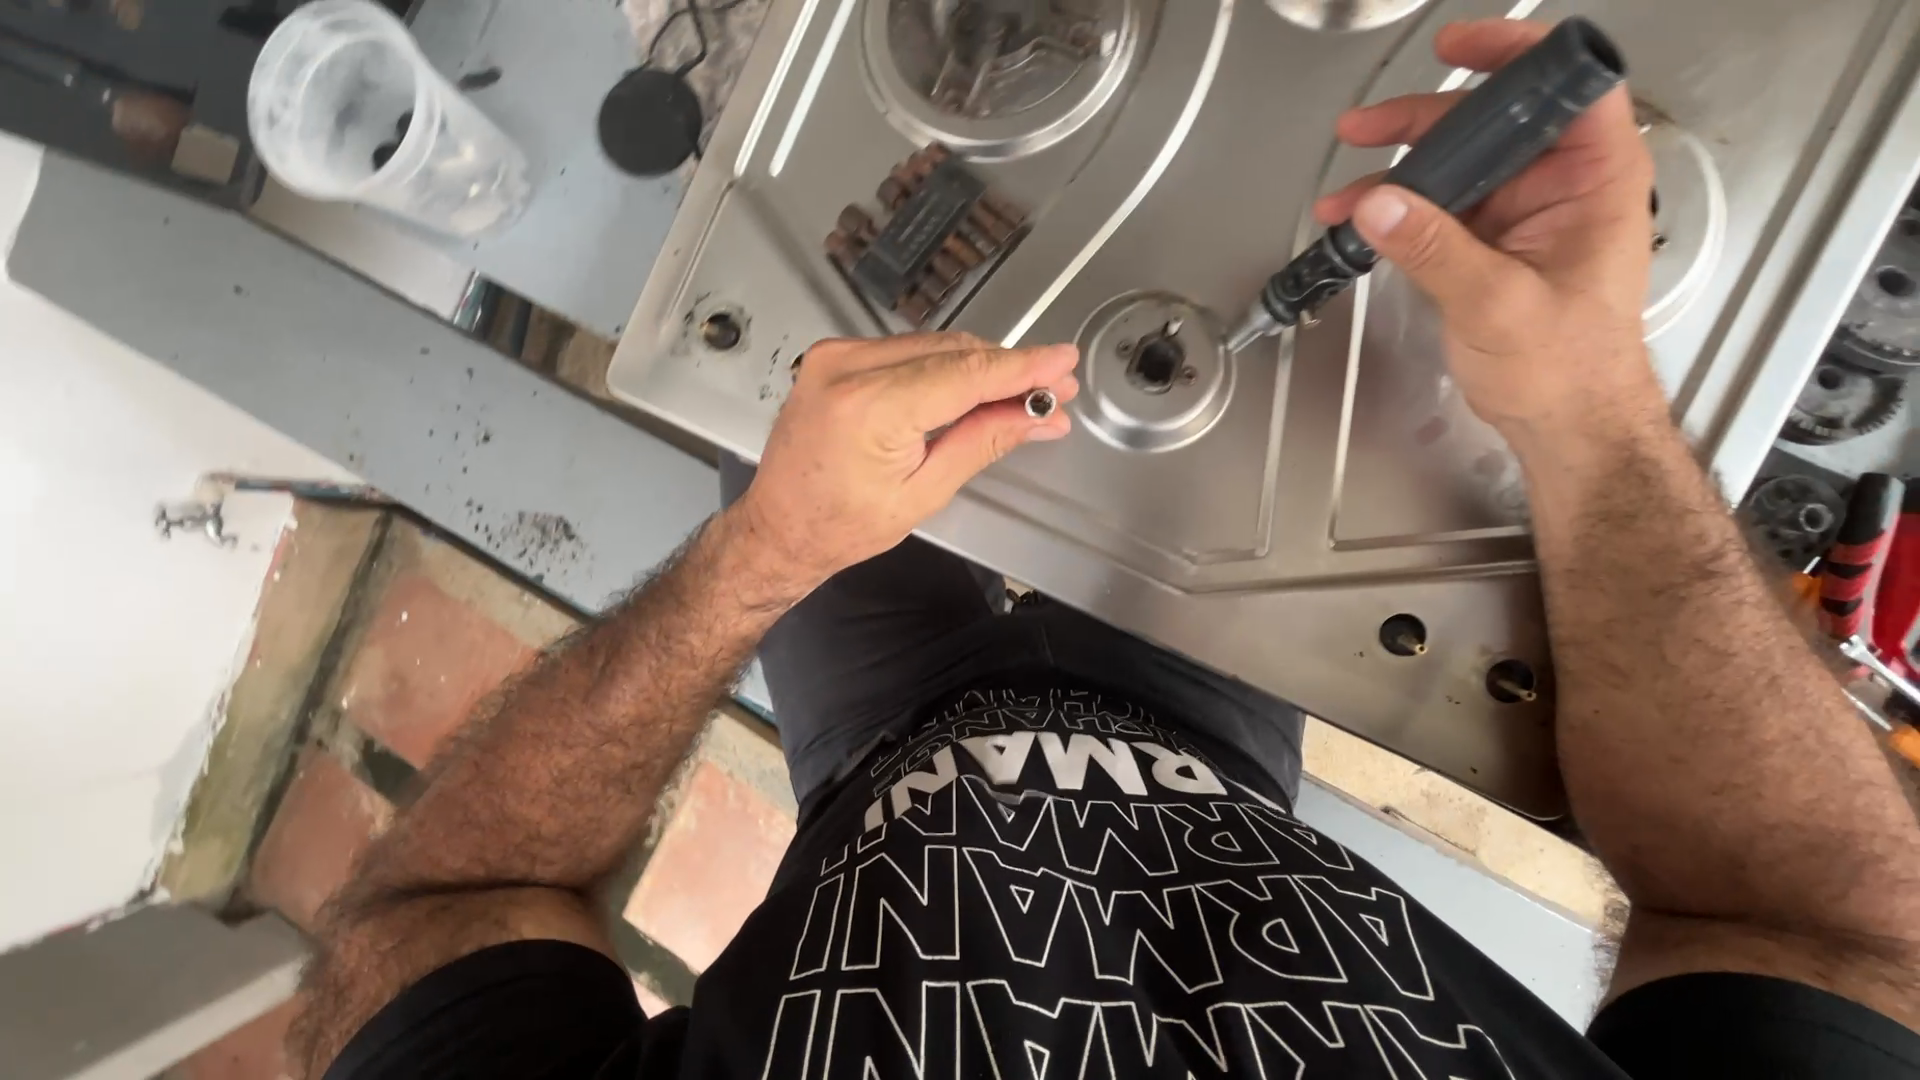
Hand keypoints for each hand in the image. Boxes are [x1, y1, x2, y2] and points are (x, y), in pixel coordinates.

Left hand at [729, 332, 1078, 590]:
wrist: (779, 526)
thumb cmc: (840, 525)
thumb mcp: (923, 493)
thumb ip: (982, 442)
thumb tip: (1036, 417)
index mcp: (870, 408)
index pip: (966, 374)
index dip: (1022, 367)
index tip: (1062, 362)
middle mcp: (849, 368)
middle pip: (953, 352)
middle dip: (1008, 369)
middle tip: (1052, 391)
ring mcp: (837, 356)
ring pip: (933, 346)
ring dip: (981, 366)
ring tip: (1022, 393)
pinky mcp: (835, 356)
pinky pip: (908, 350)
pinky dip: (946, 366)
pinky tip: (974, 386)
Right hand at [1314, 19, 1662, 444]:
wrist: (1560, 418)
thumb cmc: (1563, 364)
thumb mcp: (1496, 303)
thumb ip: (1435, 249)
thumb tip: (1379, 203)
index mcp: (1593, 179)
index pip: (1567, 86)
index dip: (1514, 56)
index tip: (1456, 49)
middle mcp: (1556, 187)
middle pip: (1492, 125)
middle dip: (1423, 123)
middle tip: (1364, 129)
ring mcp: (1516, 217)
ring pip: (1456, 170)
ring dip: (1397, 175)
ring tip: (1343, 190)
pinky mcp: (1483, 247)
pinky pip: (1437, 213)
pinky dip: (1397, 215)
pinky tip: (1359, 223)